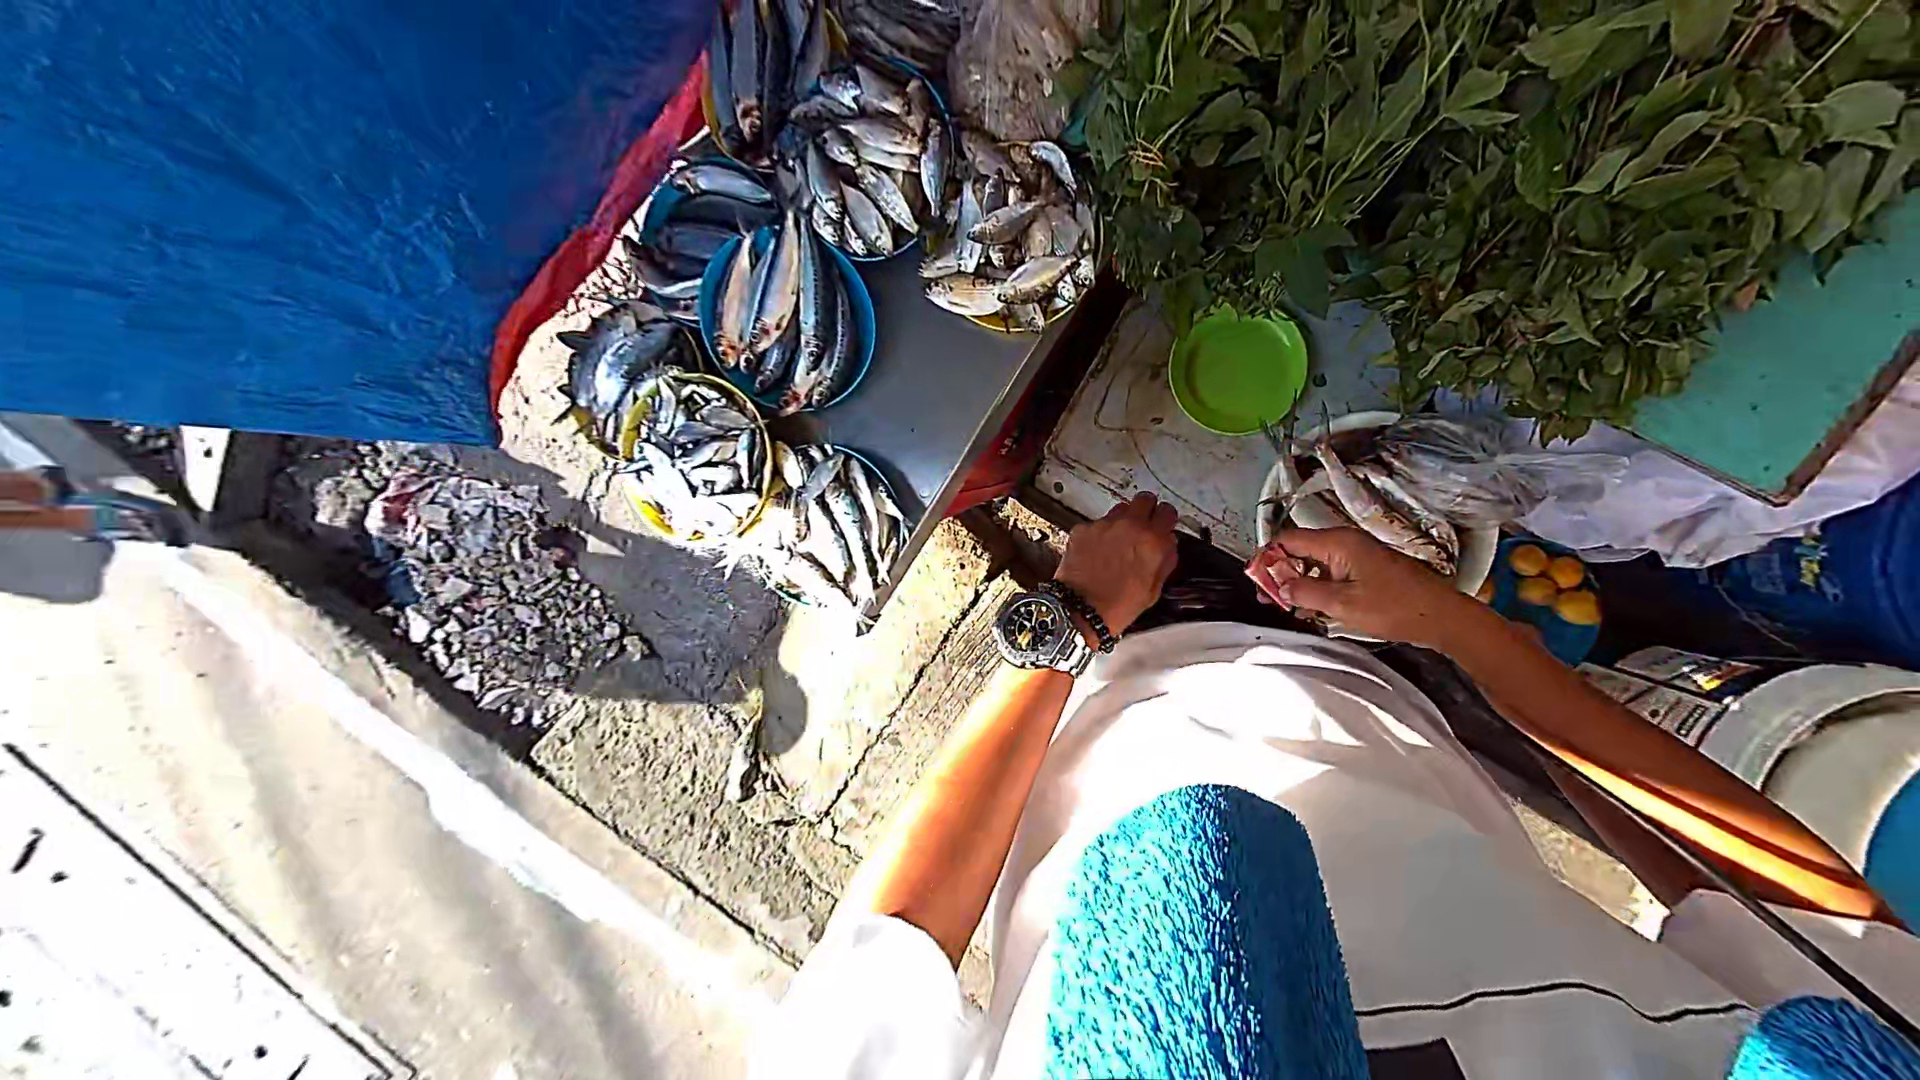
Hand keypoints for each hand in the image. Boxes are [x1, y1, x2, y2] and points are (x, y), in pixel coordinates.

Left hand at [1052, 492, 1179, 635]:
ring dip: (1123, 520)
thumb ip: (1165, 560)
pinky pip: (1096, 523)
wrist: (1080, 609)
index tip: (1163, 525)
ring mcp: (1103, 525)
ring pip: (1120, 509)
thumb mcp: (1153, 589)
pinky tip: (1097, 551)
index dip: (1166, 519)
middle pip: (1144, 499)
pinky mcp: (1082, 529)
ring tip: (1119, 541)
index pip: (1167, 512)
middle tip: (1143, 525)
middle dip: (1146, 510)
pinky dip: (1099, 533)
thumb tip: (1168, 545)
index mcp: (1152, 540)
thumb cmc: (1117, 605)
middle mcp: (1128, 526)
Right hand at [1244, 526, 1489, 649]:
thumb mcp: (1342, 604)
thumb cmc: (1395, 608)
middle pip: (1298, 550)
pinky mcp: (1363, 568)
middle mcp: (1344, 542)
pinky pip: (1328, 571)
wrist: (1444, 618)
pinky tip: (1308, 606)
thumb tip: (1278, 586)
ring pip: (1312, 563)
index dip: (1267, 557)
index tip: (1256, 579)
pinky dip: (1314, 586)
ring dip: (1296, 582)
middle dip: (1279, 572)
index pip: (1287, 539)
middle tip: (1266, 597)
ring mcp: (1355, 555)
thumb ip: (1303, 592)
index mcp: (1337, 543)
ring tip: (1284, 605)